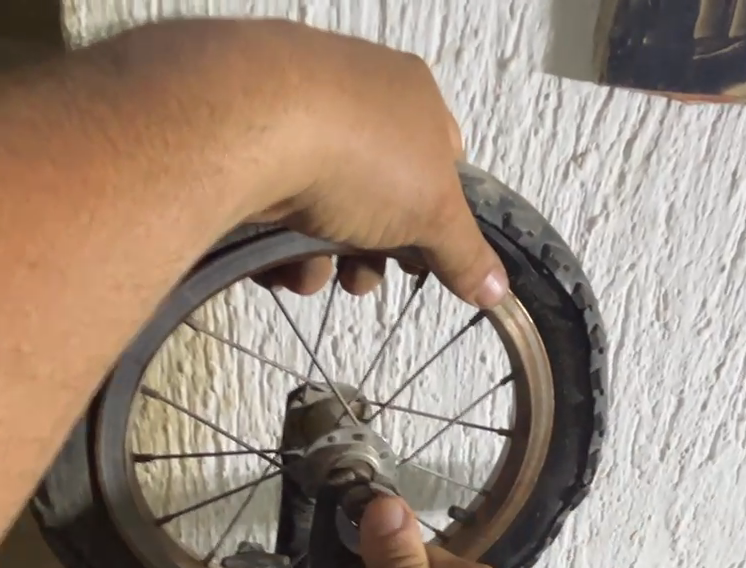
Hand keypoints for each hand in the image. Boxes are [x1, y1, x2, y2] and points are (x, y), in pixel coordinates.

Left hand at [87, 20, 508, 306]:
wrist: (246, 124)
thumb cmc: (358, 154)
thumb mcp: (431, 214)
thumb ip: (465, 255)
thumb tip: (499, 291)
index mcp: (412, 98)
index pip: (441, 166)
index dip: (434, 223)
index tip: (420, 263)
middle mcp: (357, 98)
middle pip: (379, 198)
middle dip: (372, 254)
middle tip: (361, 280)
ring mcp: (299, 117)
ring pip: (325, 211)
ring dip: (323, 260)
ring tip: (311, 275)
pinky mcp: (249, 144)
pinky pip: (277, 207)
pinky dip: (279, 244)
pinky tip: (276, 262)